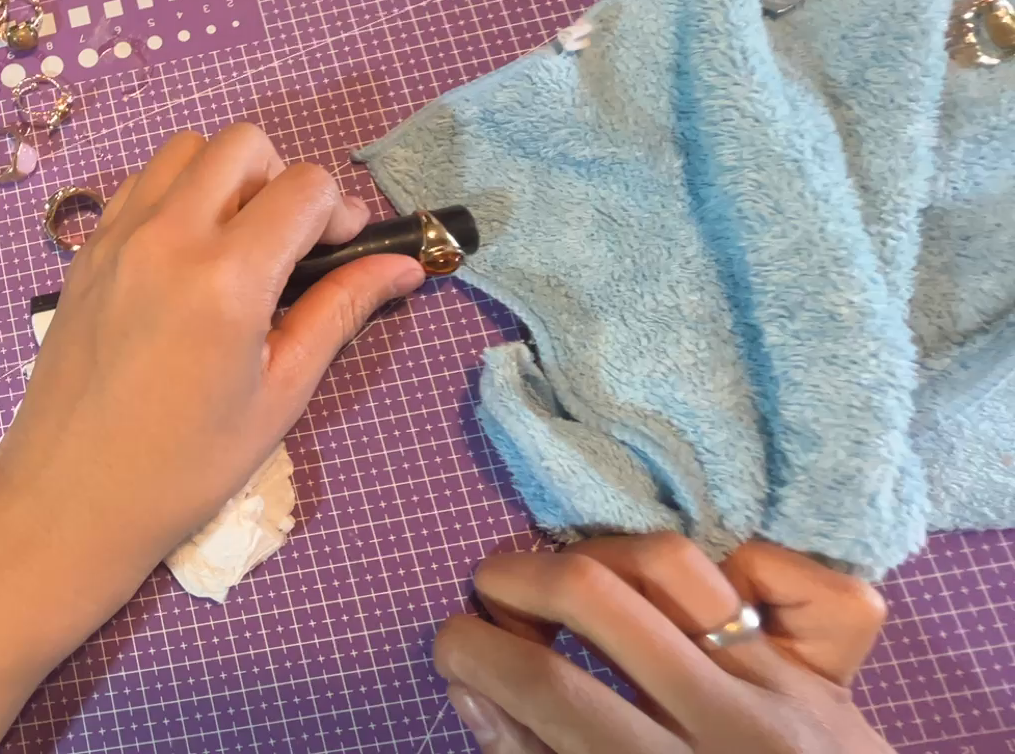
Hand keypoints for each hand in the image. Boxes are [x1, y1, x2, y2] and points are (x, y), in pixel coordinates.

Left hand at [0, 123, 425, 639]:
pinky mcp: (86, 247)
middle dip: (281, 177)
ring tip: (233, 241)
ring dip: (224, 176)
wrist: (71, 490)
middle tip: (285, 241)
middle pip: (242, 143)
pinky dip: (174, 193)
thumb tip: (402, 265)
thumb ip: (338, 311)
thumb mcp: (279, 393)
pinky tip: (181, 254)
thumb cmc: (186, 462)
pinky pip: (139, 184)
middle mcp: (167, 233)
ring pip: (184, 150)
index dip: (339, 209)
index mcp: (226, 275)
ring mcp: (117, 233)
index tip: (338, 250)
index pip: (304, 184)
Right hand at [433, 533, 891, 752]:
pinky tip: (707, 600)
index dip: (466, 648)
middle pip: (588, 592)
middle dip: (507, 581)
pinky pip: (822, 592)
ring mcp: (797, 696)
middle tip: (499, 613)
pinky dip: (759, 571)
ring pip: (668, 560)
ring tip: (577, 597)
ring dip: (593, 560)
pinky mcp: (838, 681)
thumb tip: (466, 679)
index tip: (452, 650)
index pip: (544, 684)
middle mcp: (742, 731)